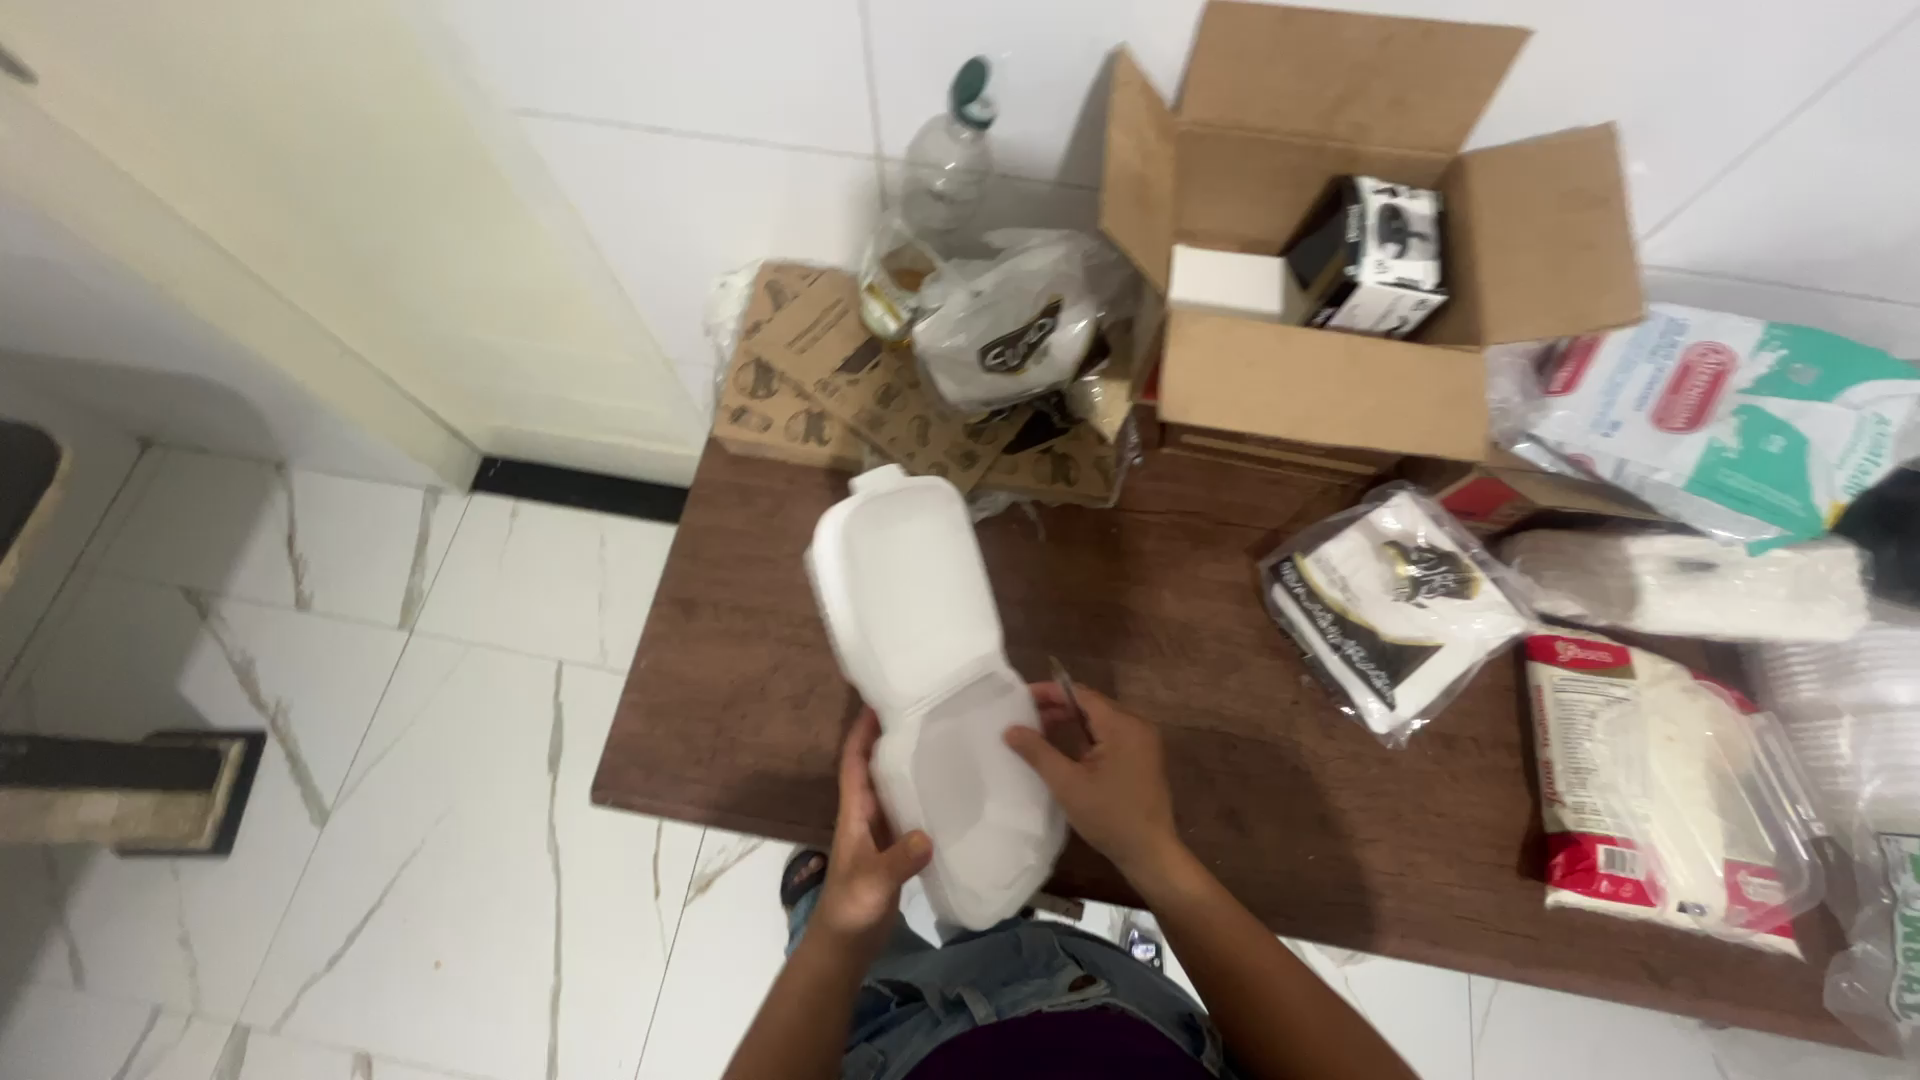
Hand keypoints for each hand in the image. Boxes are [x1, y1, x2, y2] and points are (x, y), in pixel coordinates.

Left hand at [813, 708, 931, 959]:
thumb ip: (897, 861)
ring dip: (906, 763)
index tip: (877, 701)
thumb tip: (927, 836)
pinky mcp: (894, 848)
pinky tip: (945, 792)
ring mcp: (879, 832)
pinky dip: (921, 795)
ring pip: (891, 786)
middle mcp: (865, 814)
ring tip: (938, 741)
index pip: (854, 761)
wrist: (845, 947)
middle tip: (921, 712)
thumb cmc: (851, 909)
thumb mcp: (873, 883)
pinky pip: (907, 810)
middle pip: (874, 766)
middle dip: (889, 737)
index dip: (861, 731)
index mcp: (854, 813)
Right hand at [1006, 683, 1183, 884]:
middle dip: (1058, 708)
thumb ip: (1038, 752)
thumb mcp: (1067, 784)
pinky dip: (1087, 737)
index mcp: (1122, 725)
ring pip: (1100, 721)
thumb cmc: (1109, 817)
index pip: (1082, 694)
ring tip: (1040, 731)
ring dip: (1071, 723)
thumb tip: (1010, 729)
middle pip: (1092, 705)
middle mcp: (1136, 726)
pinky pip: (1111, 735)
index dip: (1051, 693)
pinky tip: (1065, 748)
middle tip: (1026, 716)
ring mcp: (1142, 742)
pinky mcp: (1142, 757)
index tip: (1023, 696)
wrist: (1150, 853)